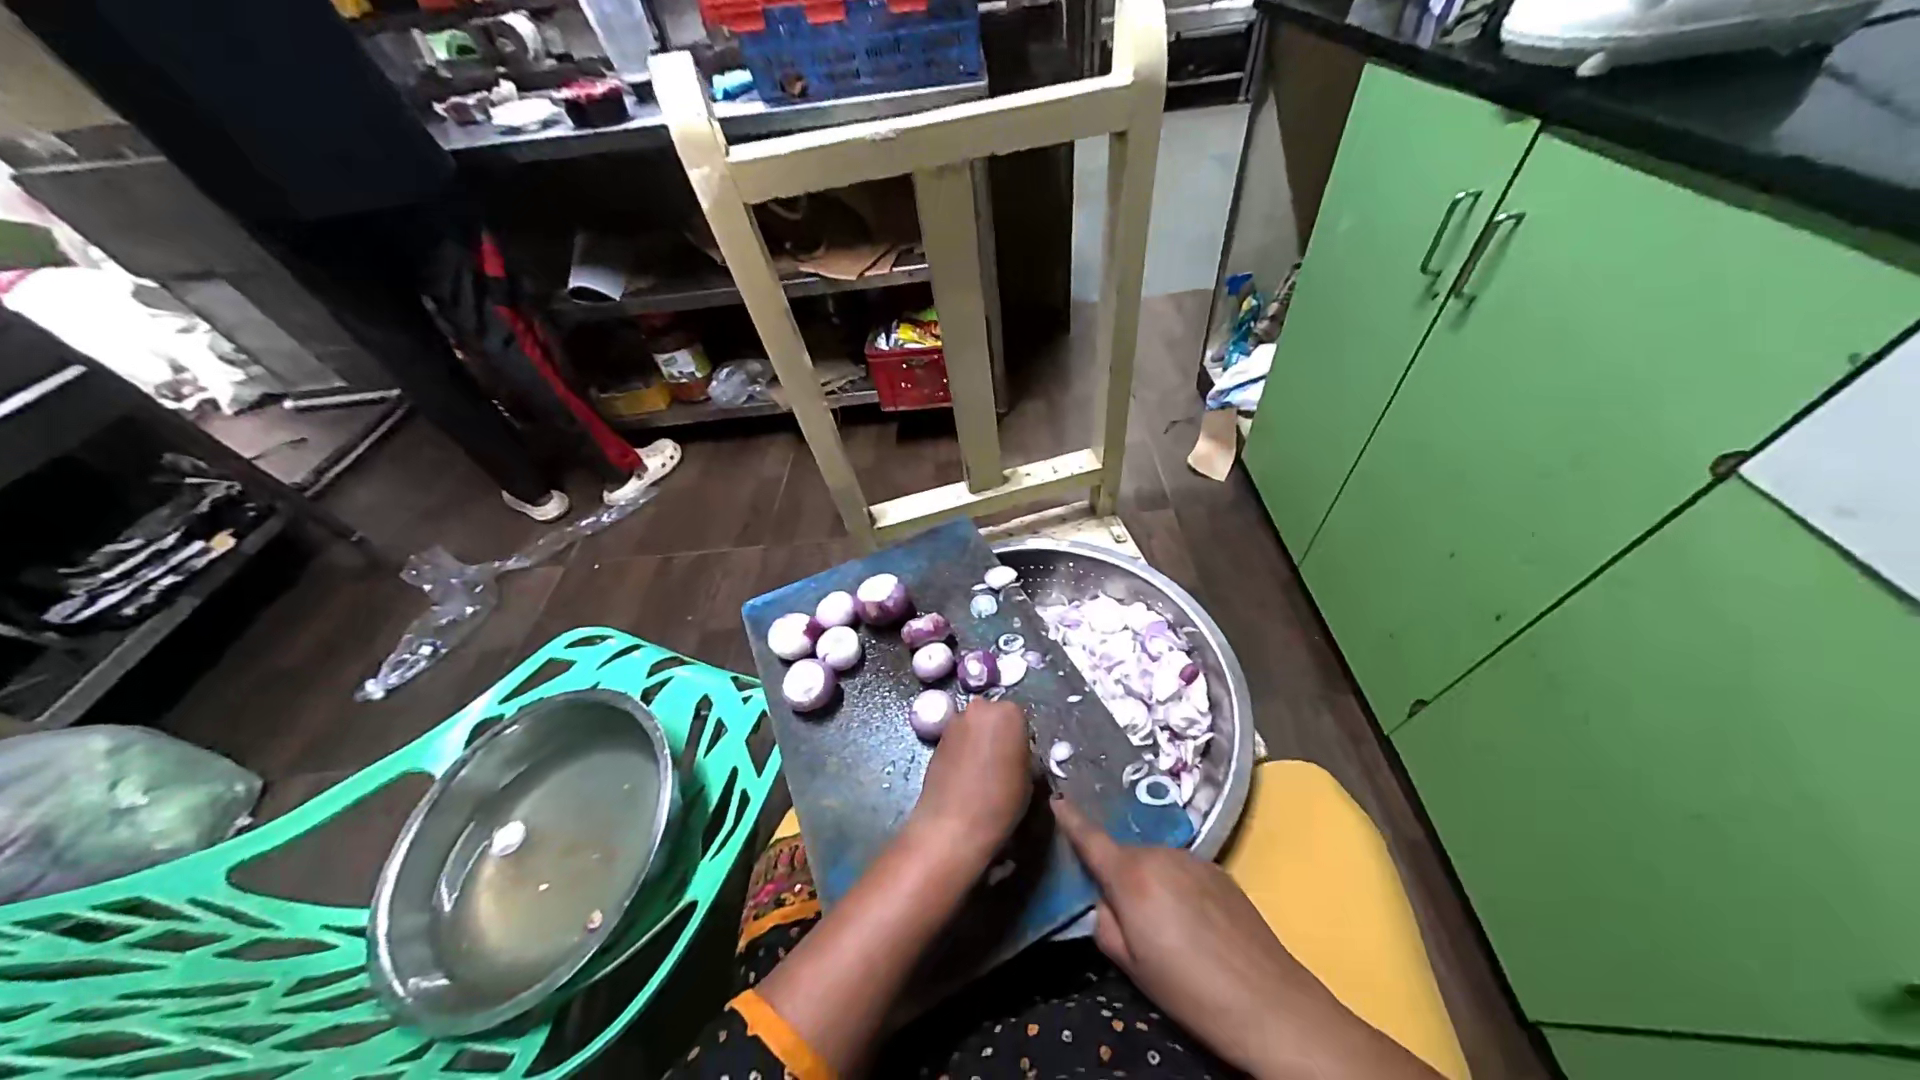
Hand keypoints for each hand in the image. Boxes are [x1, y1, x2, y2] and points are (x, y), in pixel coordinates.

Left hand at [909, 698, 1034, 864]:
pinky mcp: (937, 737)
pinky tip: (966, 773)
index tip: (1021, 759)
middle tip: (1002, 761)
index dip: (1022, 740)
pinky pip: (958, 738)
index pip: (1021, 718)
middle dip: (998, 734)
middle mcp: (979, 708)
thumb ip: (1023, 754)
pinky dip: (964, 749)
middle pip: (994, 717)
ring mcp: (955, 721)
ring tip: (982, 770)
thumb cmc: (1000, 800)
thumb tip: (1016, 753)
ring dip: (979, 740)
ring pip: (974, 726)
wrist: (953, 824)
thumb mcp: (1028, 777)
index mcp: (1009, 712)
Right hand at [1051, 797, 1441, 1079]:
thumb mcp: (1130, 963)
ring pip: (1155, 863)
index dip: (1070, 818)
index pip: (1091, 838)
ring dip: (1150, 882)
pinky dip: (1177, 887)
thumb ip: (1104, 920)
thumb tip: (1105, 900)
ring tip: (1167, 926)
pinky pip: (1182, 870)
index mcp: (1132, 876)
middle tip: (1128, 918)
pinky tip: (1194, 924)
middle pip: (1125, 855)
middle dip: (1119, 876)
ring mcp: (1194, 859)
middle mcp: (1161, 854)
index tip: (1056, 799)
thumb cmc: (1189, 989)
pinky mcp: (1220, 871)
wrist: (1269, 1003)